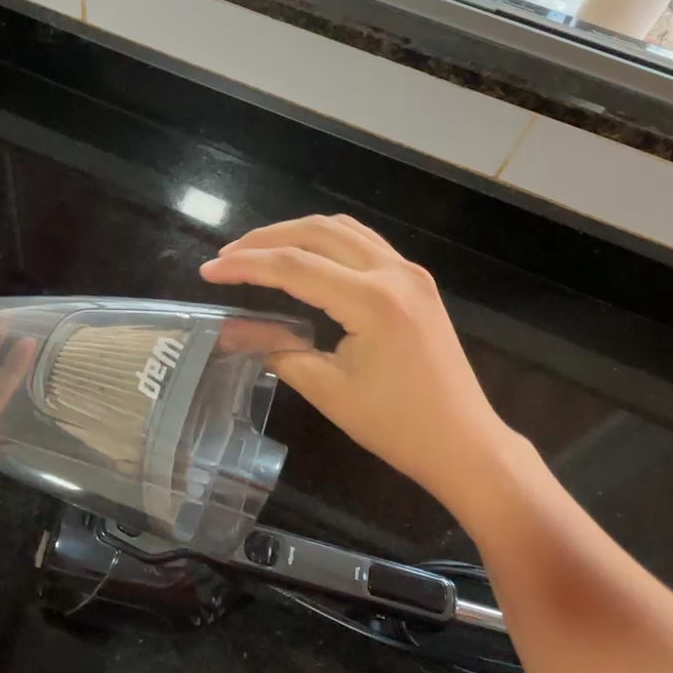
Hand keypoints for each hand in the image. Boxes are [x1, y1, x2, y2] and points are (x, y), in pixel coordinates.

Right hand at [199, 215, 514, 507]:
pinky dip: (327, 241)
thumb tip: (230, 332)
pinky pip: (364, 243)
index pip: (294, 267)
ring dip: (297, 233)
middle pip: (318, 232)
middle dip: (266, 239)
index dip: (246, 266)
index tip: (208, 272)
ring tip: (258, 251)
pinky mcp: (415, 282)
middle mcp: (393, 273)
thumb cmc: (396, 426)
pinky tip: (305, 257)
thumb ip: (277, 349)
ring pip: (343, 229)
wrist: (464, 443)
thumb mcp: (328, 389)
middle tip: (228, 258)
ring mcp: (409, 273)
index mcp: (372, 301)